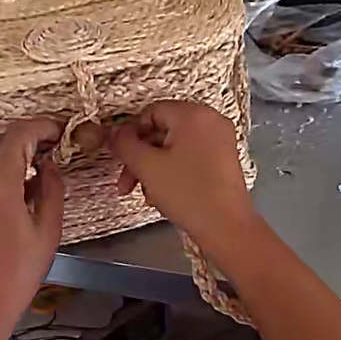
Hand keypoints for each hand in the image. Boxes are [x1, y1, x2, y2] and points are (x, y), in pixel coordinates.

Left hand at [0, 120, 63, 339]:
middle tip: (50, 159)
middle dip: (27, 147)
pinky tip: (12, 206)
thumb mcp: (48, 230)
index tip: (57, 131)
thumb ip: (52, 189)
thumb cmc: (18, 271)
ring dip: (11, 167)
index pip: (18, 135)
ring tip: (33, 190)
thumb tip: (50, 166)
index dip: (41, 127)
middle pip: (1, 147)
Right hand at [108, 101, 258, 252]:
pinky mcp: (224, 160)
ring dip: (154, 168)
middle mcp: (211, 121)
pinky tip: (163, 195)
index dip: (131, 134)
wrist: (226, 227)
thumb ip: (125, 144)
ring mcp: (221, 141)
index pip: (151, 112)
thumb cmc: (186, 193)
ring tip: (145, 193)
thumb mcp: (147, 166)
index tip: (120, 157)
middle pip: (163, 130)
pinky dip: (173, 172)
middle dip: (140, 157)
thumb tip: (114, 133)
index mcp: (193, 114)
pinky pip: (190, 157)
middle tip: (126, 182)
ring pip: (175, 147)